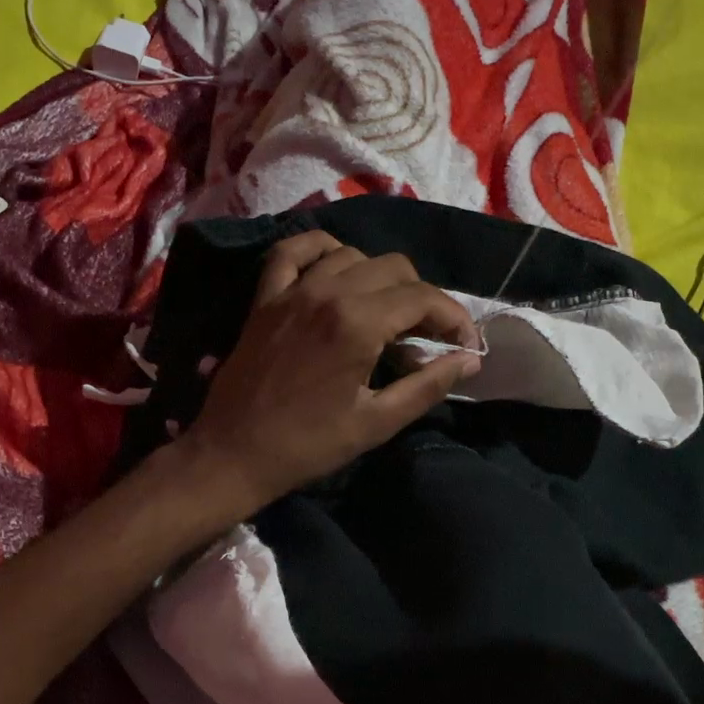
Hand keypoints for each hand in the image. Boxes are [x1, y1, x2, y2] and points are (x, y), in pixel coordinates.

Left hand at [175, 230, 481, 516]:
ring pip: (351, 254)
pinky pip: (293, 251)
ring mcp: (291, 291)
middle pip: (393, 268)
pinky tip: (334, 267)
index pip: (423, 298)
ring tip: (385, 313)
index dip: (454, 318)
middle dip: (421, 298)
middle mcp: (327, 292)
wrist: (234, 454)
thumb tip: (469, 359)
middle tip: (426, 336)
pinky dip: (319, 249)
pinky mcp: (265, 298)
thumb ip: (427, 386)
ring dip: (378, 276)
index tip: (465, 344)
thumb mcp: (376, 423)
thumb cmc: (308, 445)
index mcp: (357, 323)